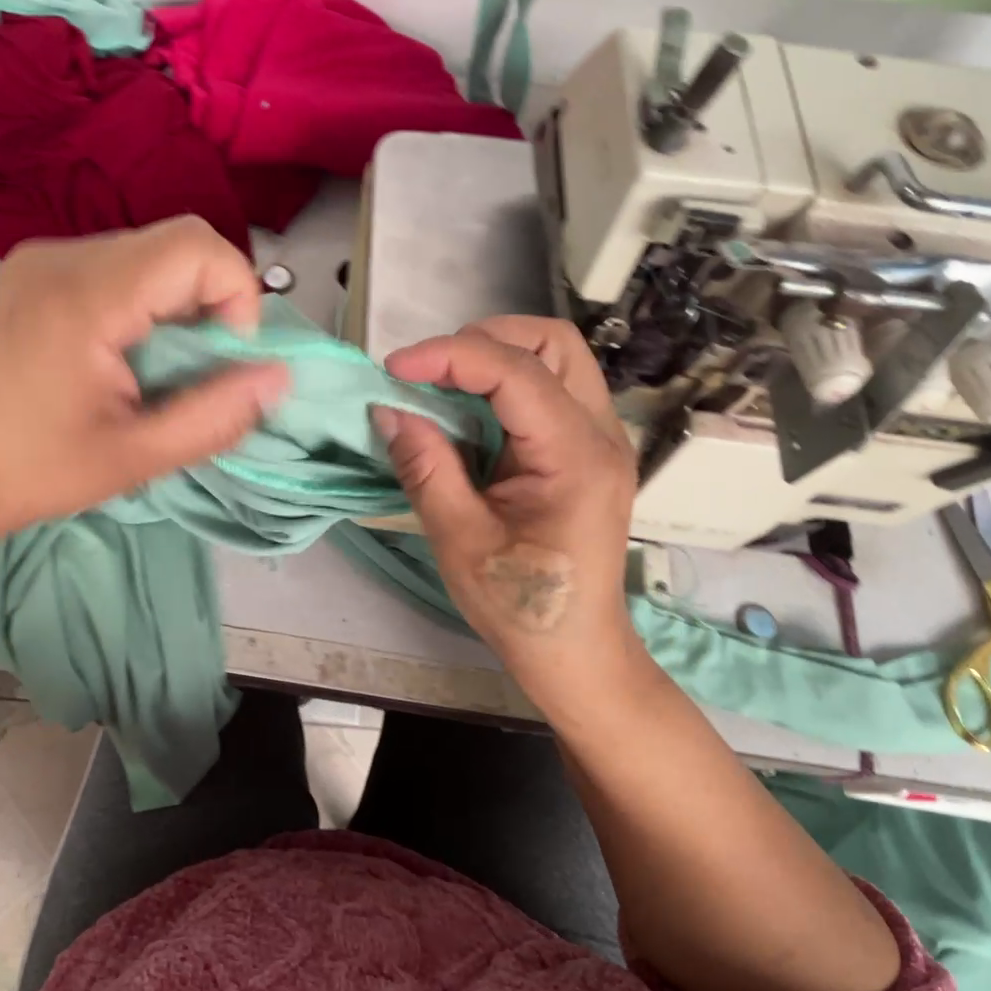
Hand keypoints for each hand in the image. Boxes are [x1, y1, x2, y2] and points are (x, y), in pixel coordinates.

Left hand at [0, 217, 289, 563]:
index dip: (237, 294)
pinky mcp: (23, 276)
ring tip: (150, 372)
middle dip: (207, 302)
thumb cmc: (33, 473)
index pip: (197, 245)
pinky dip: (136, 302)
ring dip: (171, 304)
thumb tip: (280, 375)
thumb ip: (217, 414)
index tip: (224, 359)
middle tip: (191, 372)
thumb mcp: (137, 456)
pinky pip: (106, 266)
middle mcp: (59, 256)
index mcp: (87, 294)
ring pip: (141, 254)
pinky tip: (115, 358)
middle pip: (172, 244)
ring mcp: (35, 260)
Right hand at [374, 317, 637, 690]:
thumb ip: (426, 467)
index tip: (393, 368)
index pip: (515, 372)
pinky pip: (550, 388)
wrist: (574, 650)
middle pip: (552, 343)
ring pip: (556, 358)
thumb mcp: (459, 540)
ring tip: (442, 384)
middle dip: (483, 340)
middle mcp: (600, 433)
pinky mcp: (587, 449)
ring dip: (496, 356)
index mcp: (575, 456)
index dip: (449, 355)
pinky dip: (504, 382)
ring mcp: (600, 438)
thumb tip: (389, 409)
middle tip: (427, 371)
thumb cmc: (520, 605)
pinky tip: (467, 411)